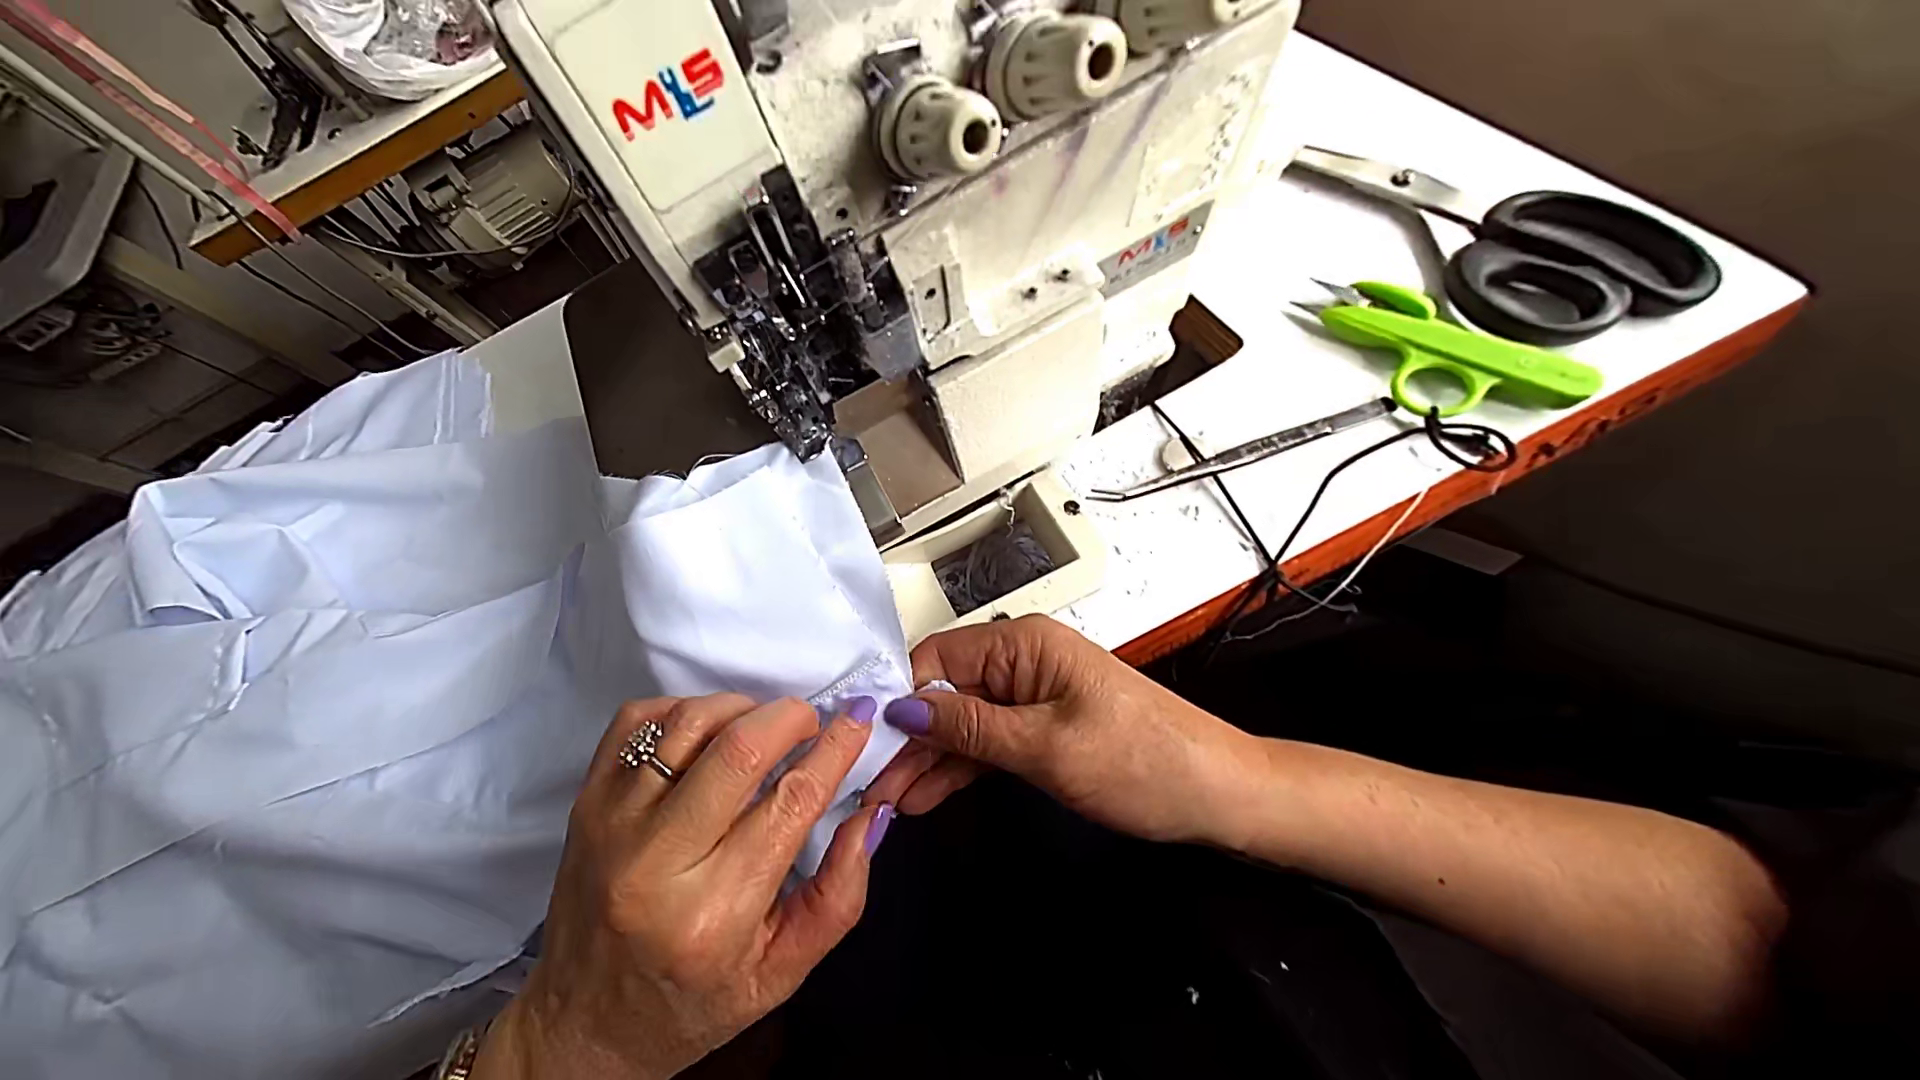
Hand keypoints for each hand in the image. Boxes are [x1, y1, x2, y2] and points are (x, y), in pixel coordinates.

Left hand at [474, 694, 890, 1079]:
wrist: (583, 1024)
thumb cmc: (693, 999)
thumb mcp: (783, 970)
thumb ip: (840, 893)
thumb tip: (871, 812)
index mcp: (713, 914)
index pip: (792, 801)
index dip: (836, 748)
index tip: (858, 720)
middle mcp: (655, 863)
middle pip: (739, 749)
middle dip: (792, 717)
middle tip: (812, 724)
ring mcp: (610, 825)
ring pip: (690, 722)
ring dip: (742, 708)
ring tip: (763, 730)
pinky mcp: (585, 802)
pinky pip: (638, 719)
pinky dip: (685, 708)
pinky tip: (709, 734)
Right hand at [862, 615, 1257, 844]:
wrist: (1215, 793)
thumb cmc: (1147, 761)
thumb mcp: (1045, 747)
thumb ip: (969, 728)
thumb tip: (906, 711)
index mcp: (1025, 644)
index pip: (937, 659)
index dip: (899, 699)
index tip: (867, 739)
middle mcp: (1024, 660)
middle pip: (945, 693)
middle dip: (909, 738)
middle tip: (873, 782)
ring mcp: (1032, 694)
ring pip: (962, 722)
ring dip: (928, 759)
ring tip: (890, 798)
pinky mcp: (1041, 725)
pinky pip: (987, 741)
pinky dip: (960, 767)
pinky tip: (928, 794)